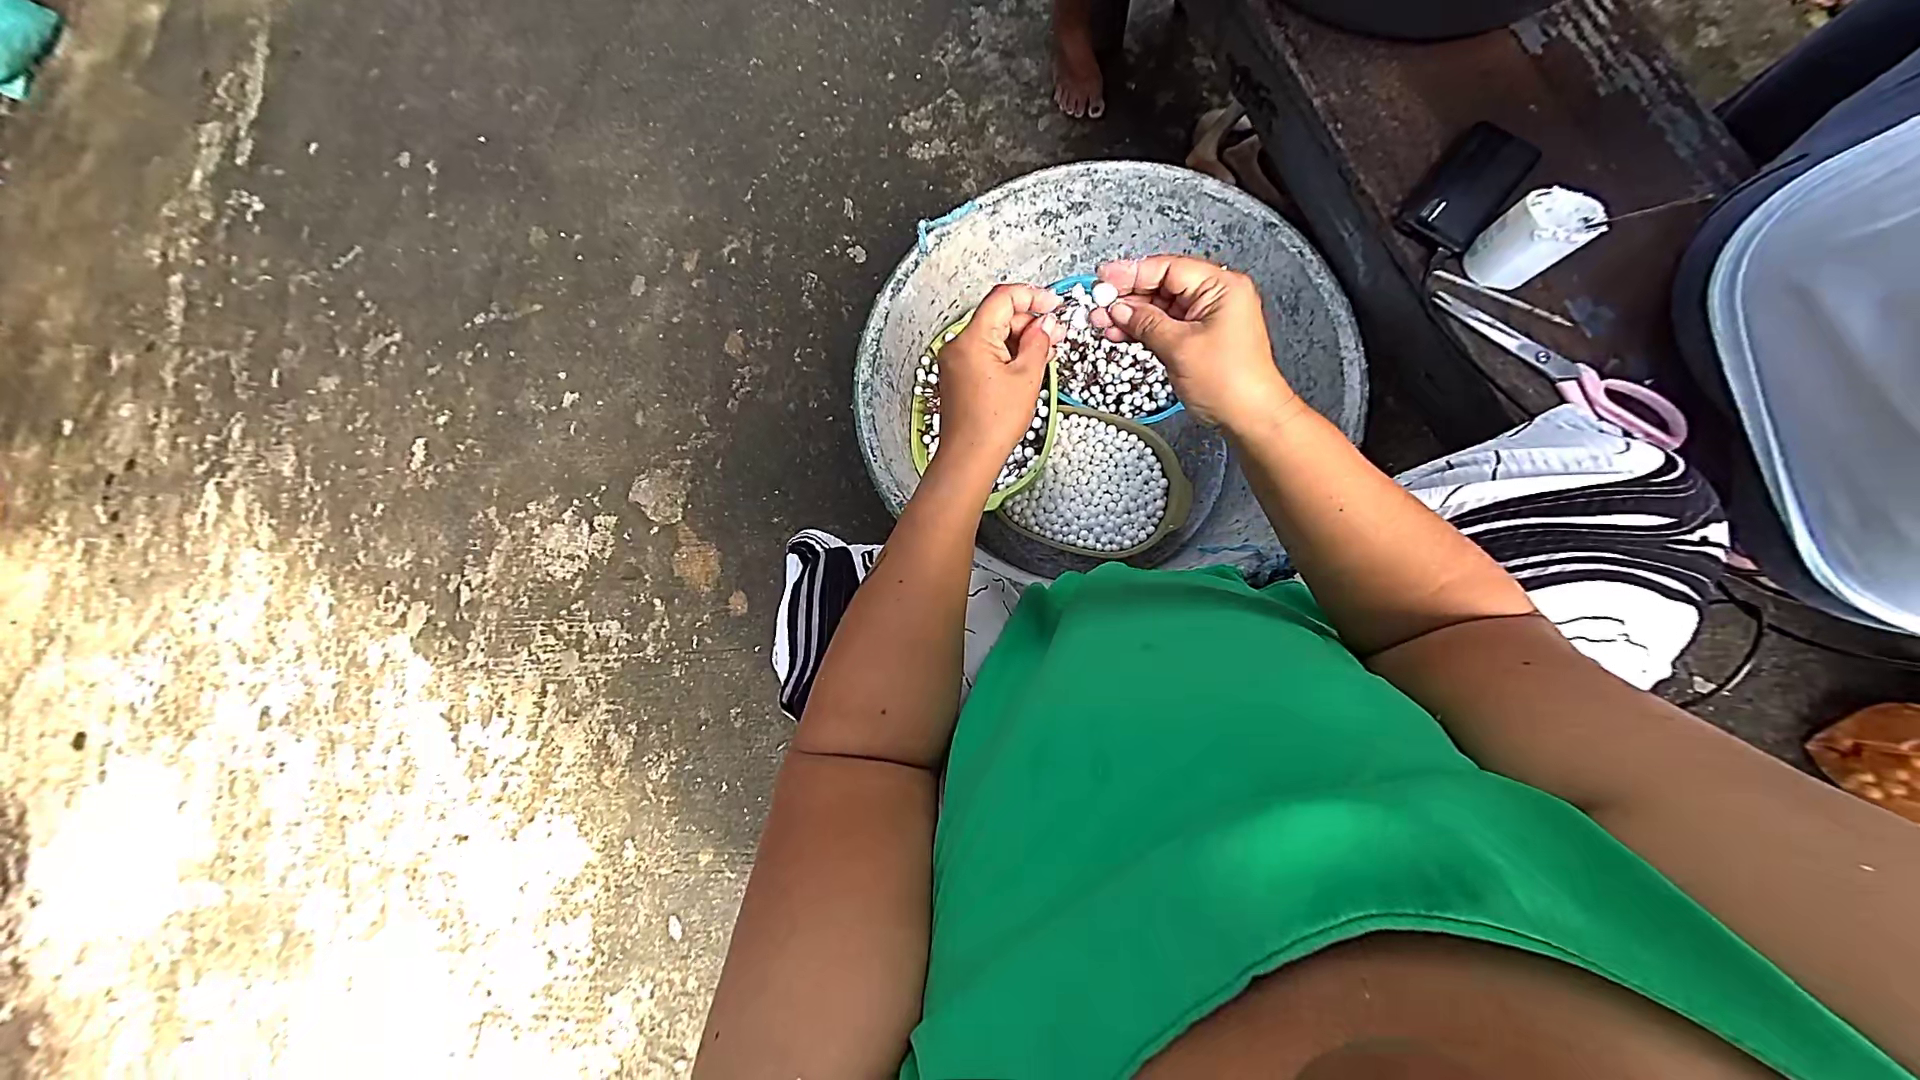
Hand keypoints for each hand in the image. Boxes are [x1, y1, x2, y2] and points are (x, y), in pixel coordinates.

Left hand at [935, 283, 1063, 474]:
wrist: (970, 456)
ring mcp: (956, 362)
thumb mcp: (1027, 377)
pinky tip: (1024, 370)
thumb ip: (1038, 342)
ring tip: (1042, 358)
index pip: (1003, 298)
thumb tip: (1045, 324)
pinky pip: (985, 354)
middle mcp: (958, 346)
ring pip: (993, 337)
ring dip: (1019, 342)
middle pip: (998, 317)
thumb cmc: (991, 424)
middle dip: (1028, 324)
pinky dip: (1006, 356)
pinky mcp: (958, 377)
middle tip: (1053, 338)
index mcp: (972, 339)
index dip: (1032, 296)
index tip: (1051, 305)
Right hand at [1089, 256, 1298, 432]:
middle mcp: (1216, 297)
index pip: (1168, 268)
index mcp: (1221, 287)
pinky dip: (1142, 329)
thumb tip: (1120, 309)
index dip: (1132, 272)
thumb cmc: (1231, 382)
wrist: (1249, 416)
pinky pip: (1165, 325)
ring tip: (1104, 320)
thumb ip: (1146, 323)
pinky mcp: (1198, 337)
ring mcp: (1207, 318)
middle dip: (1128, 296)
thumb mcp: (1179, 347)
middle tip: (1100, 303)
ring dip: (1131, 314)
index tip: (1105, 278)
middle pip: (1162, 285)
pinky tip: (1121, 331)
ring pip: (1160, 307)